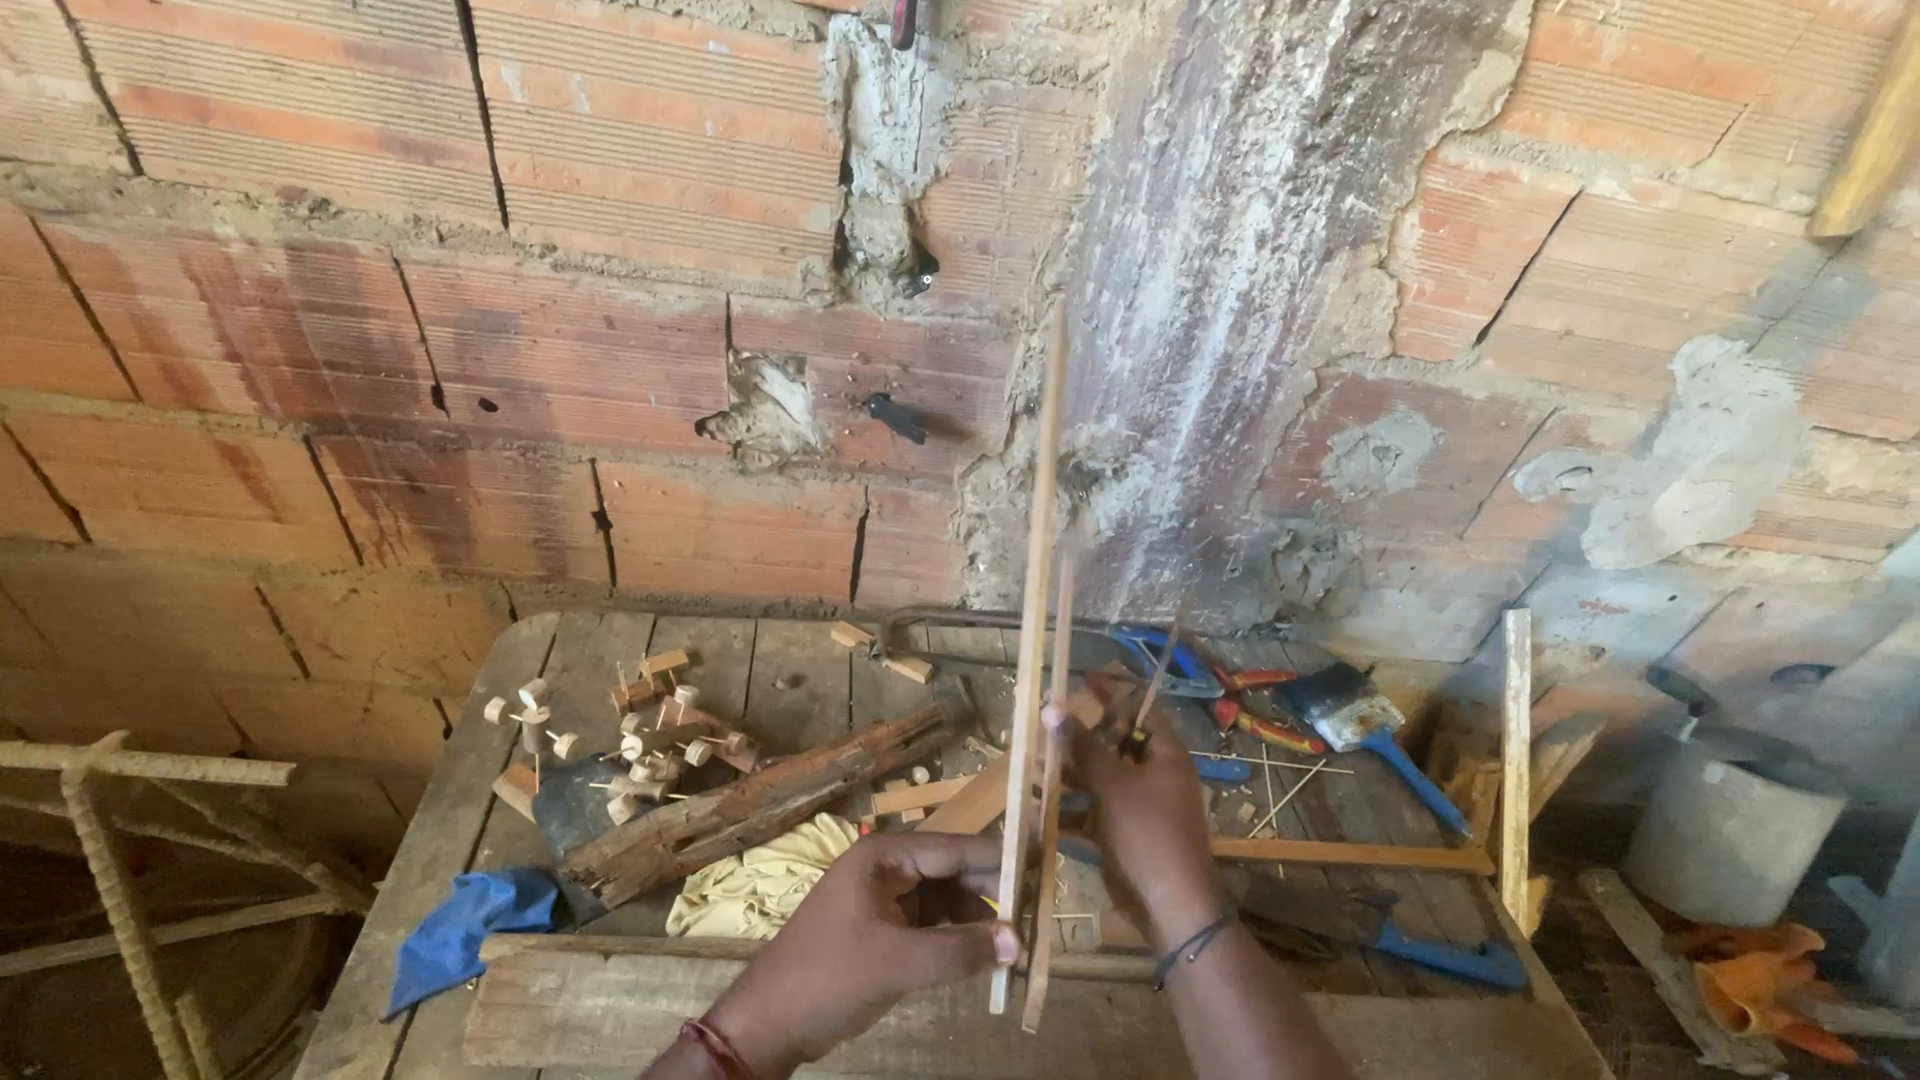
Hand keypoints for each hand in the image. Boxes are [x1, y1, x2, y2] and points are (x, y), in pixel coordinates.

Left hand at [701, 831, 1017, 1075]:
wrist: (768, 1022)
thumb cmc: (826, 977)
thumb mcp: (895, 964)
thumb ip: (957, 952)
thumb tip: (1019, 942)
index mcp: (884, 856)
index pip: (954, 849)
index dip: (999, 860)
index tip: (1042, 866)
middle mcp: (887, 868)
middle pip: (952, 872)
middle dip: (992, 894)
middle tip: (1038, 913)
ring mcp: (885, 898)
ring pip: (946, 900)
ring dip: (978, 921)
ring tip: (1018, 941)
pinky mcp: (884, 929)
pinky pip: (932, 925)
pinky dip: (957, 939)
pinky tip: (984, 957)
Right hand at [1049, 703, 1225, 950]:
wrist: (1171, 906)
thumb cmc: (1149, 835)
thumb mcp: (1114, 786)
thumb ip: (1083, 747)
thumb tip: (1052, 707)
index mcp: (1166, 755)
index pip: (1142, 707)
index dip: (1115, 690)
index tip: (1083, 676)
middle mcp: (1155, 774)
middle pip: (1117, 741)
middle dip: (1083, 733)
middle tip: (1049, 722)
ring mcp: (1140, 804)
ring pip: (1101, 775)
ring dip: (1071, 770)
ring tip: (1036, 761)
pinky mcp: (1124, 831)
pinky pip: (1095, 807)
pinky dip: (1071, 804)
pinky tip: (1041, 803)